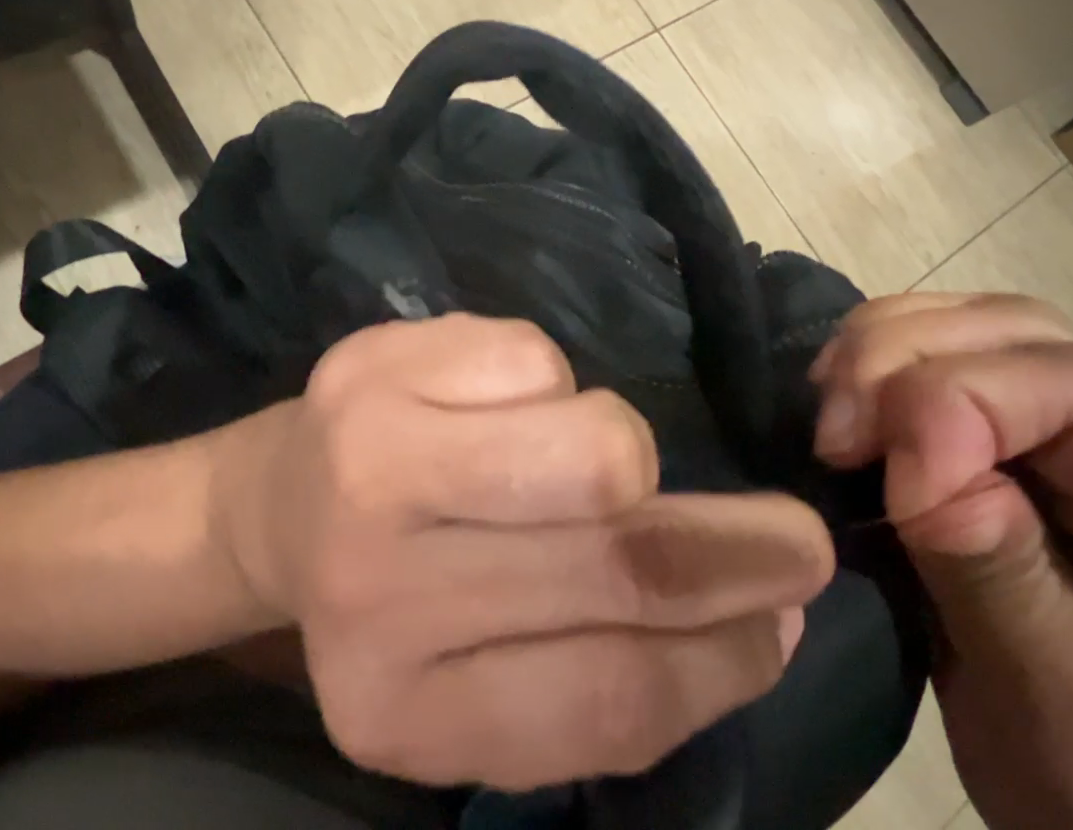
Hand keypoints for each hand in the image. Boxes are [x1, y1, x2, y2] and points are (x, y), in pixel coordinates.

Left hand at [210, 313, 832, 790]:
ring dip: (627, 459)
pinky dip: (551, 387)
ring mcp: (367, 469)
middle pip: (618, 565)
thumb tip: (766, 619)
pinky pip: (535, 360)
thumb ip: (614, 676)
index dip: (724, 661)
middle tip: (789, 539)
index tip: (783, 623)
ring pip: (595, 447)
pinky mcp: (370, 369)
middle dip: (738, 550)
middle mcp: (376, 598)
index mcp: (405, 712)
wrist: (283, 505)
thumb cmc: (403, 600)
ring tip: (595, 472)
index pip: (610, 699)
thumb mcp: (489, 684)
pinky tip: (508, 413)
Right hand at [810, 293, 1072, 829]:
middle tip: (826, 427)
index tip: (859, 458)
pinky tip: (847, 432)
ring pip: (990, 352)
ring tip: (830, 421)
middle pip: (1032, 340)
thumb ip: (1006, 591)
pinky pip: (957, 408)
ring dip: (892, 361)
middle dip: (907, 357)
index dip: (956, 400)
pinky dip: (885, 397)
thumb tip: (913, 467)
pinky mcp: (1035, 497)